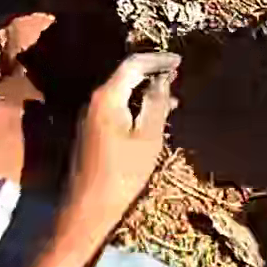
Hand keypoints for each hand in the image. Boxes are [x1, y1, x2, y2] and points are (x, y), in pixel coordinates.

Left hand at [63, 52, 181, 227]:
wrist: (87, 207)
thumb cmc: (122, 173)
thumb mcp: (148, 136)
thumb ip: (156, 102)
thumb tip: (162, 78)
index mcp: (107, 96)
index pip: (133, 63)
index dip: (158, 59)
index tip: (179, 61)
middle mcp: (95, 99)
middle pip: (125, 74)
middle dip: (152, 71)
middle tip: (177, 73)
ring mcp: (90, 114)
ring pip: (121, 90)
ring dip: (145, 88)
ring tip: (172, 93)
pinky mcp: (91, 128)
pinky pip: (116, 104)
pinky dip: (136, 102)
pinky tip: (153, 114)